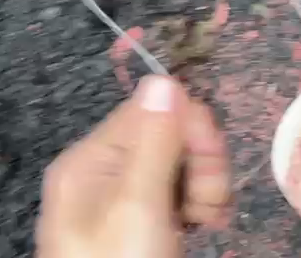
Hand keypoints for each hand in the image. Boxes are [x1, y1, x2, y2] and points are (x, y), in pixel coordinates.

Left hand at [38, 76, 233, 257]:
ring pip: (184, 157)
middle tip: (210, 201)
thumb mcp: (138, 208)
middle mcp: (102, 169)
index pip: (157, 106)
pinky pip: (181, 184)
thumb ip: (154, 141)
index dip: (192, 127)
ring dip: (208, 183)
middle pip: (172, 130)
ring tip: (208, 217)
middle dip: (203, 161)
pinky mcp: (139, 215)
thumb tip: (164, 77)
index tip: (210, 163)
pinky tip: (205, 222)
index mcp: (90, 160)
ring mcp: (119, 194)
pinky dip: (201, 199)